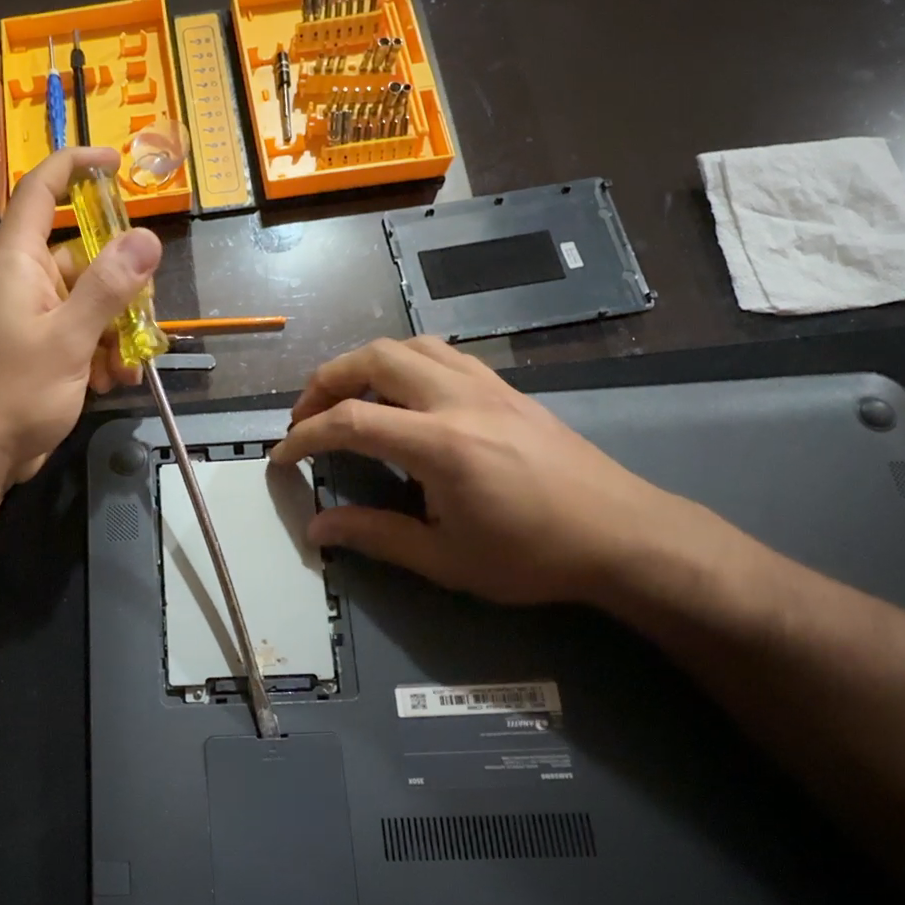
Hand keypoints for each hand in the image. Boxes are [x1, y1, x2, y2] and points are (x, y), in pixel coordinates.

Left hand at [0, 147, 159, 485]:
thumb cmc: (13, 394)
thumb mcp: (68, 340)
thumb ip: (107, 288)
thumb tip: (146, 238)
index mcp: (17, 263)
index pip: (42, 191)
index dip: (76, 166)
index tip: (116, 163)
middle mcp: (22, 282)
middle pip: (81, 256)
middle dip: (120, 285)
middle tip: (146, 316)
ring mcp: (30, 319)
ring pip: (88, 303)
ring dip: (115, 331)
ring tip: (128, 367)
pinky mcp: (37, 351)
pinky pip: (79, 335)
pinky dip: (100, 354)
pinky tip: (111, 383)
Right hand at [269, 337, 722, 606]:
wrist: (622, 535)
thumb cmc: (530, 555)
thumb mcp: (444, 559)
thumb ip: (374, 535)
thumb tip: (317, 529)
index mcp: (439, 444)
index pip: (350, 421)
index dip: (304, 436)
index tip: (282, 458)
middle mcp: (458, 400)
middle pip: (373, 359)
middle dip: (325, 382)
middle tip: (305, 418)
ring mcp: (486, 387)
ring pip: (409, 345)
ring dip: (364, 364)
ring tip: (346, 398)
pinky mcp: (506, 389)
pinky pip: (443, 354)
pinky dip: (404, 362)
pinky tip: (401, 396)